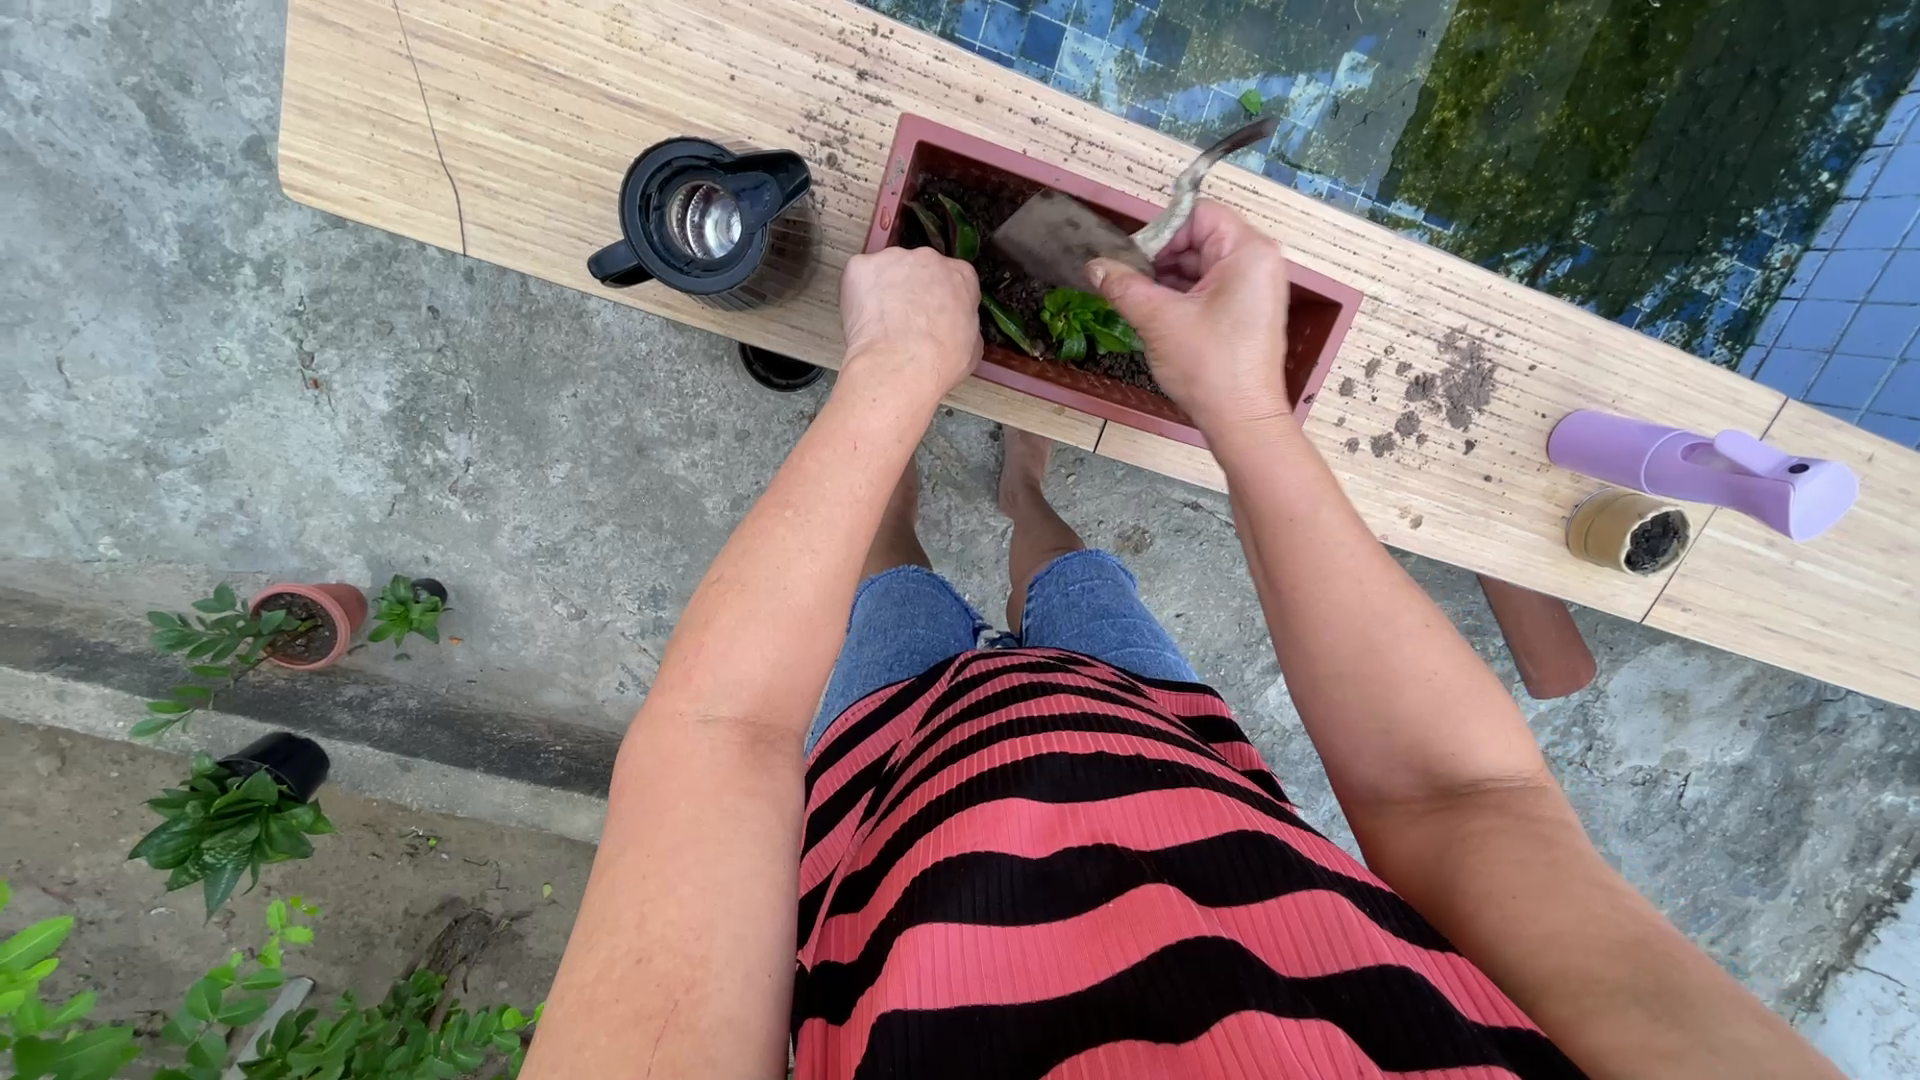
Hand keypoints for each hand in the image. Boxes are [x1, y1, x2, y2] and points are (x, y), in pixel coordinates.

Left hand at [838, 247, 981, 407]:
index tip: (936, 312)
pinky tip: (865, 318)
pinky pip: (859, 275)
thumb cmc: (935, 361)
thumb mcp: (972, 347)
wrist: (899, 367)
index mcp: (961, 276)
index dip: (943, 297)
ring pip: (888, 270)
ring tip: (884, 323)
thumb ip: (965, 324)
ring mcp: (893, 260)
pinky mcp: (861, 267)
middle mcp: (928, 260)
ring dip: (886, 290)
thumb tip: (958, 328)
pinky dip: (859, 293)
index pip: (954, 277)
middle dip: (913, 291)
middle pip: (919, 269)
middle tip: (907, 321)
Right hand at [1088, 201, 1292, 436]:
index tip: (1130, 259)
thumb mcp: (1158, 320)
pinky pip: (1207, 289)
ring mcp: (1253, 289)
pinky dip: (1180, 297)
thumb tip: (1095, 266)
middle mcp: (1257, 262)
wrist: (1240, 419)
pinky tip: (1155, 315)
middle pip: (1198, 239)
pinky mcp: (1244, 313)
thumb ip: (1124, 286)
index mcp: (1247, 251)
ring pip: (1200, 267)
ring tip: (1137, 302)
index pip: (1198, 214)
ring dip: (1165, 280)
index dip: (1159, 232)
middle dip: (1159, 258)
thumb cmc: (1210, 368)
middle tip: (1127, 281)